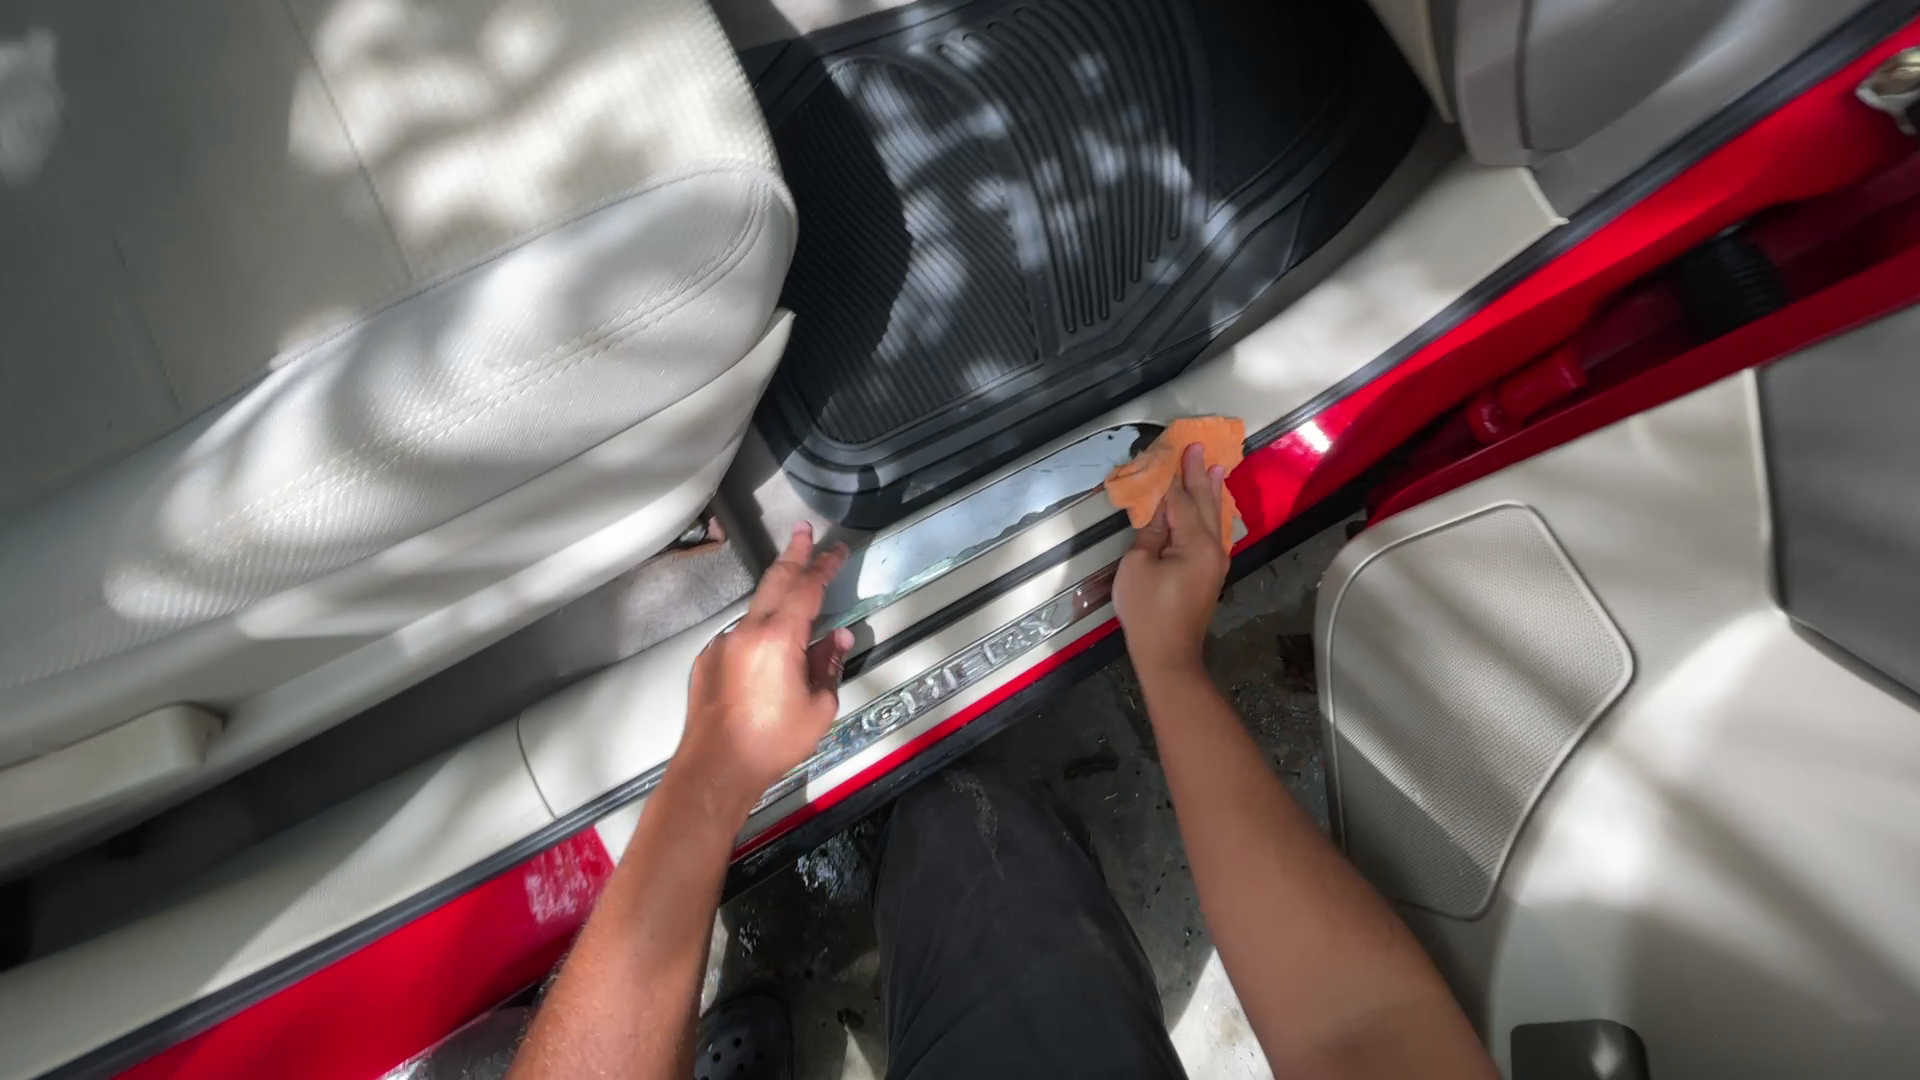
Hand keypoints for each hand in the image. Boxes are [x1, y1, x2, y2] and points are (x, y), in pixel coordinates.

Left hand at [673, 523, 854, 815]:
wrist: (715, 770)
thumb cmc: (769, 743)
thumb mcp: (819, 707)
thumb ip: (829, 665)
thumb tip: (835, 641)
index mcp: (778, 638)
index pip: (807, 588)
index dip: (824, 566)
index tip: (835, 551)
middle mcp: (747, 633)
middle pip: (774, 580)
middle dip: (793, 553)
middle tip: (803, 532)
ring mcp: (723, 645)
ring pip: (756, 608)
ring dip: (777, 593)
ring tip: (795, 589)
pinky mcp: (708, 661)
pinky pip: (740, 635)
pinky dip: (759, 630)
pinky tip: (769, 648)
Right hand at [1113, 443, 1228, 679]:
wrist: (1168, 654)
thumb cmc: (1148, 612)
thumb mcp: (1138, 566)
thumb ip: (1149, 534)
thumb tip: (1158, 512)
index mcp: (1196, 544)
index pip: (1182, 502)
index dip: (1174, 476)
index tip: (1176, 450)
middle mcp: (1213, 549)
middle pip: (1205, 505)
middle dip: (1199, 476)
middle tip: (1200, 448)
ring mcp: (1215, 562)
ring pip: (1214, 518)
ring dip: (1211, 492)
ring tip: (1215, 468)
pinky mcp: (1210, 574)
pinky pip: (1213, 533)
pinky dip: (1210, 514)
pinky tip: (1212, 508)